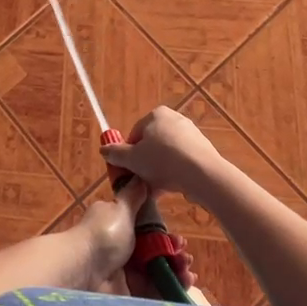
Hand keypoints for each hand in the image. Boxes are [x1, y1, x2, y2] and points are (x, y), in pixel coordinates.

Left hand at [67, 179, 197, 296]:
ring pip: (156, 273)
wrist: (84, 271)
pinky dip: (170, 290)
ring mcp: (124, 274)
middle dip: (173, 255)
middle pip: (154, 253)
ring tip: (189, 273)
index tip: (180, 240)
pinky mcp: (129, 295)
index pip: (146, 231)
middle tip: (186, 258)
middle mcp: (120, 250)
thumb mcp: (120, 209)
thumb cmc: (103, 235)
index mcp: (116, 226)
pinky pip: (153, 292)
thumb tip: (140, 177)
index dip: (164, 236)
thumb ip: (132, 197)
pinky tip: (185, 285)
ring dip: (176, 272)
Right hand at [100, 106, 229, 199]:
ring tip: (156, 191)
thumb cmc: (162, 161)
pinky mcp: (203, 150)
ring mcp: (191, 134)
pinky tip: (173, 189)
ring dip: (160, 173)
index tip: (129, 171)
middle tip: (142, 183)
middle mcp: (174, 119)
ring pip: (167, 156)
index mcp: (156, 114)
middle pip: (152, 145)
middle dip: (146, 165)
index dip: (129, 154)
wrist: (202, 173)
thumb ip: (115, 153)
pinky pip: (183, 162)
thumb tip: (103, 149)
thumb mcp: (132, 159)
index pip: (135, 134)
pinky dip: (176, 174)